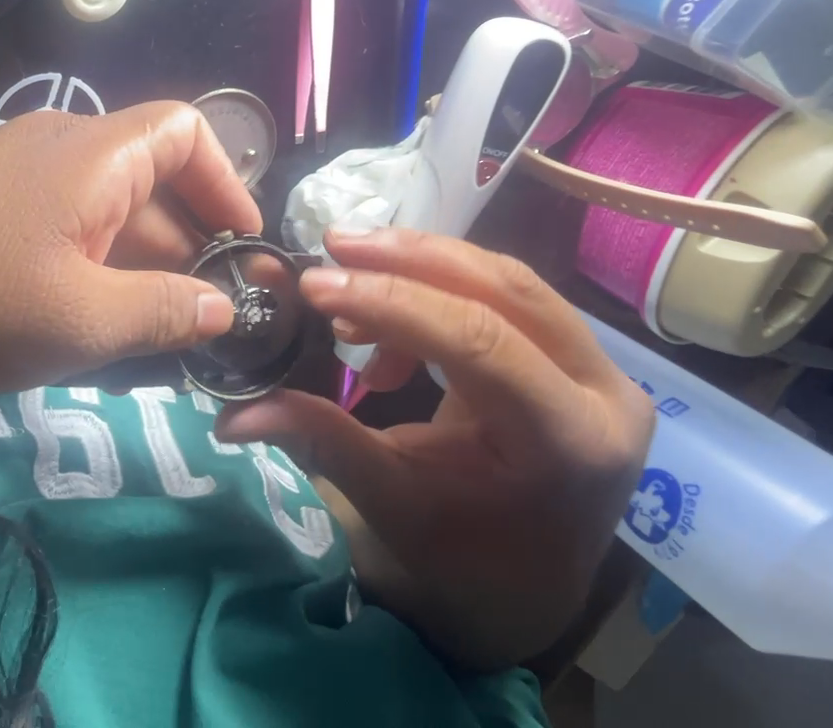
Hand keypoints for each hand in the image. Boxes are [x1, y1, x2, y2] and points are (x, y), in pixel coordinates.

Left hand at [0, 102, 261, 393]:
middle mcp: (64, 149)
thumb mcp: (78, 320)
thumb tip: (224, 307)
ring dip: (136, 274)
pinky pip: (65, 230)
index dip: (226, 184)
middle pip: (153, 186)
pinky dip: (90, 272)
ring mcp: (23, 177)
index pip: (186, 132)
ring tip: (148, 345)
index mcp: (95, 156)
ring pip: (108, 217)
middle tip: (200, 328)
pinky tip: (87, 330)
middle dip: (185, 254)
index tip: (241, 251)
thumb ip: (162, 311)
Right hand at [214, 228, 654, 666]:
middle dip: (410, 259)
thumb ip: (316, 438)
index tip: (315, 285)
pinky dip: (430, 298)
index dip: (392, 304)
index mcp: (569, 442)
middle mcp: (604, 395)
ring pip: (507, 283)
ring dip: (417, 268)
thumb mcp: (385, 499)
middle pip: (508, 291)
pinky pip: (500, 299)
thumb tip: (228, 416)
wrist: (517, 589)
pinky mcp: (573, 360)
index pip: (482, 343)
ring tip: (342, 288)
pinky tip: (378, 336)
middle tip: (333, 244)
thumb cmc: (457, 556)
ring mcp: (598, 373)